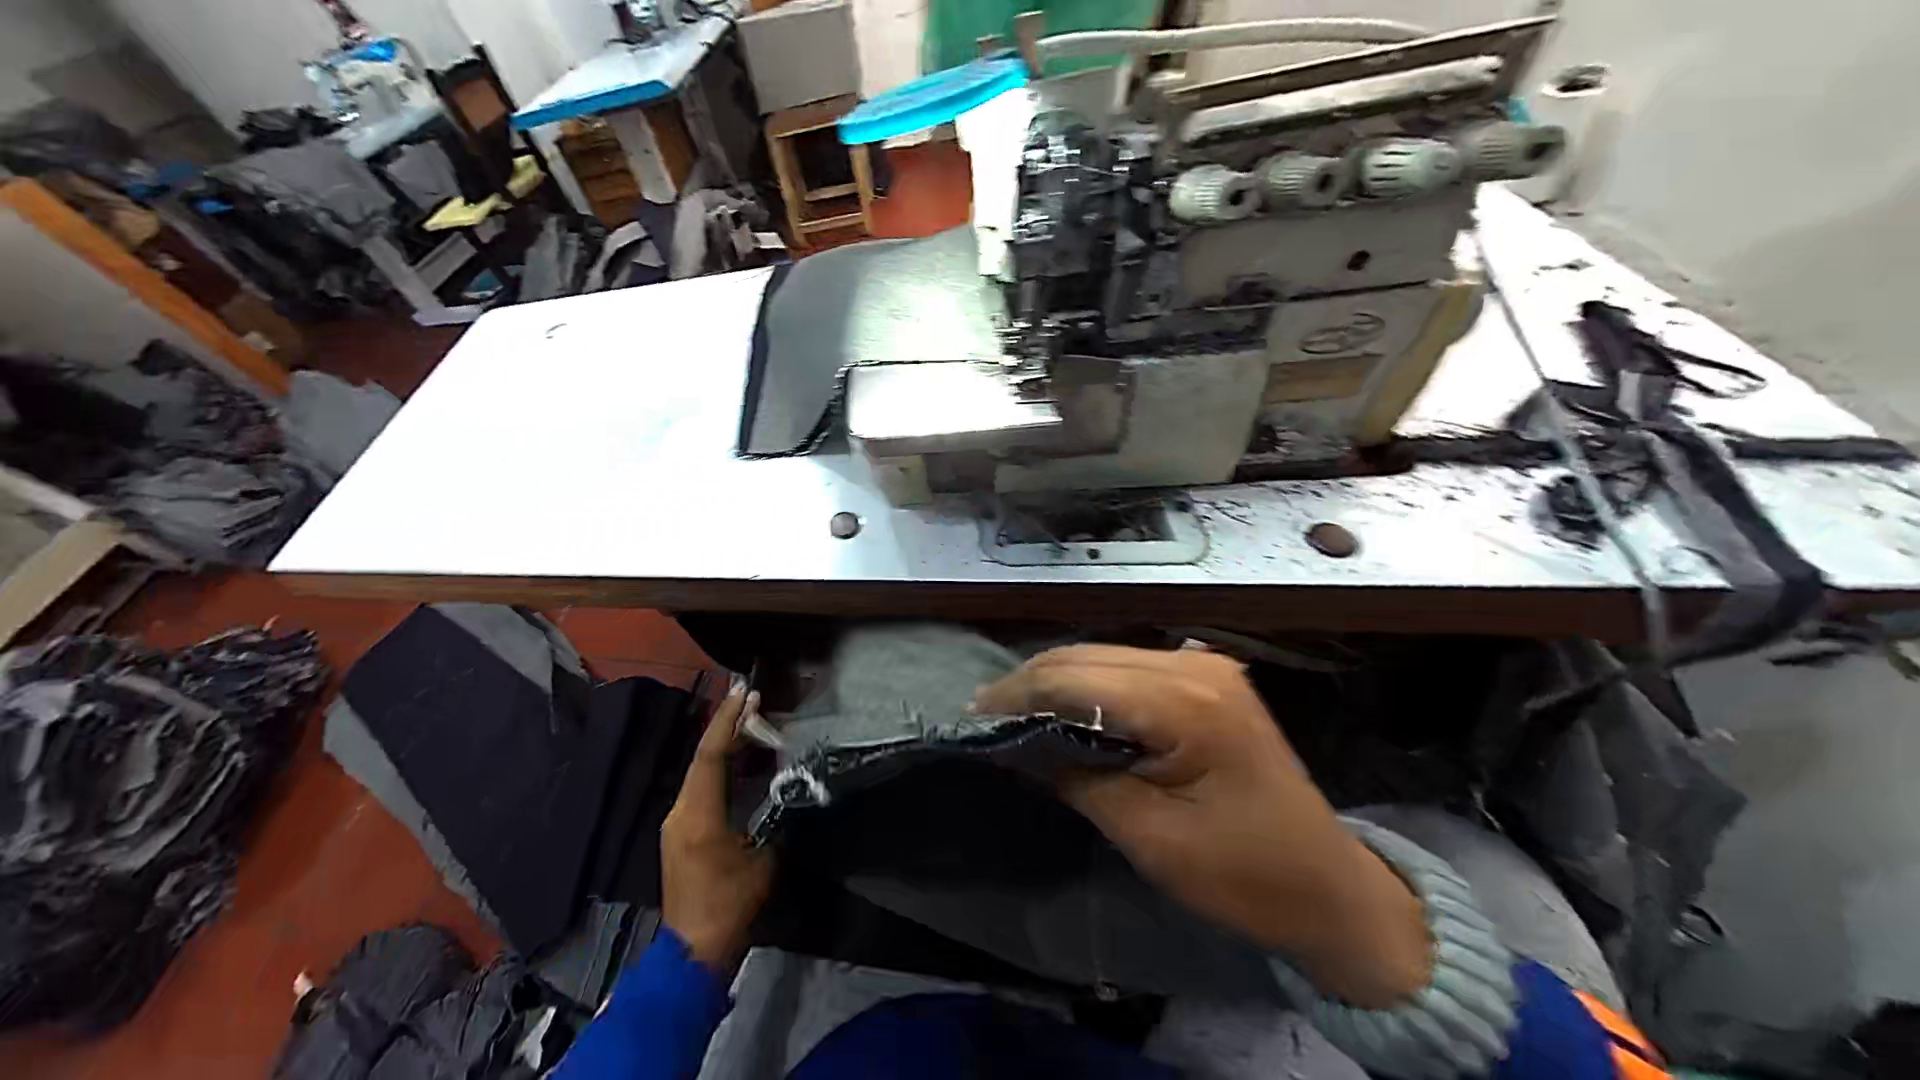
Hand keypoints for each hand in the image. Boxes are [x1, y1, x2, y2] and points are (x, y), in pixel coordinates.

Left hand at [661, 684, 773, 973]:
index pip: (711, 755)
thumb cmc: (731, 906)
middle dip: (728, 725)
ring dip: (725, 744)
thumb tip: (786, 791)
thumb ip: (775, 819)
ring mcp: (676, 822)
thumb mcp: (764, 860)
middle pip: (703, 756)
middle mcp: (680, 812)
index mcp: (698, 816)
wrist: (692, 951)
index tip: (746, 692)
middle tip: (754, 700)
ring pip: (700, 770)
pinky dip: (721, 767)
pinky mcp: (680, 832)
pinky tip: (743, 760)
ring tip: (754, 722)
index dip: (728, 721)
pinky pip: (700, 786)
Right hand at [974, 645, 1430, 1006]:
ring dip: (1056, 682)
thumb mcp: (1151, 838)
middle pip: (1087, 656)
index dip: (1019, 694)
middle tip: (985, 715)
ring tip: (1013, 713)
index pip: (1078, 678)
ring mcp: (1204, 665)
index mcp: (1188, 702)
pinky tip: (1063, 710)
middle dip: (1031, 683)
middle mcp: (1195, 665)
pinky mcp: (1206, 678)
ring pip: (1103, 656)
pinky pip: (1127, 669)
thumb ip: (1078, 777)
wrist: (1330, 888)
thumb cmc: (1246, 877)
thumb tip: (1017, 743)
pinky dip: (1087, 687)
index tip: (973, 715)